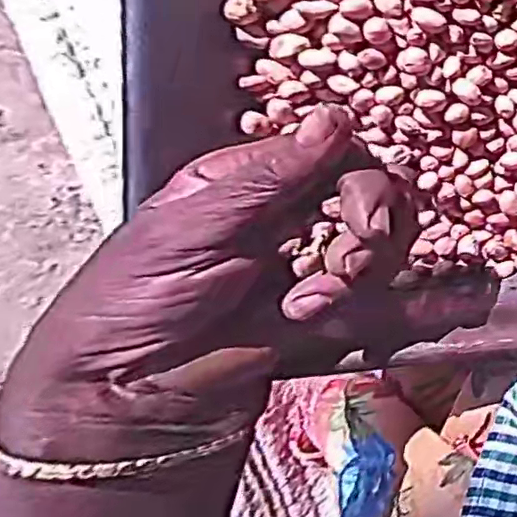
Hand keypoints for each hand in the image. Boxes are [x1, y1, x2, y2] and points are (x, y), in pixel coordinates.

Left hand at [0, 106, 425, 464]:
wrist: (130, 396)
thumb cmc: (133, 303)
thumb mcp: (190, 229)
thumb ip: (269, 175)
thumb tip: (333, 119)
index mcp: (254, 177)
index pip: (339, 153)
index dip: (362, 179)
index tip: (361, 214)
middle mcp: (295, 205)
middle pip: (376, 190)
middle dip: (371, 224)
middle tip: (350, 258)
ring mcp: (317, 247)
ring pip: (386, 232)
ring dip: (361, 262)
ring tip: (317, 292)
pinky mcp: (332, 288)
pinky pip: (376, 276)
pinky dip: (349, 292)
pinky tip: (306, 309)